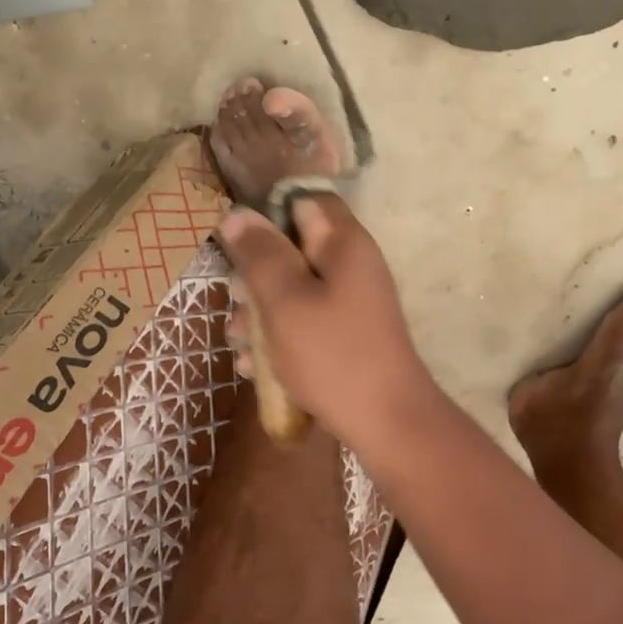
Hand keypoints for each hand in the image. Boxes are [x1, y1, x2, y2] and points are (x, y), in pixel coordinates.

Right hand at [217, 194, 433, 439]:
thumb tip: (237, 213)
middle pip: (293, 248)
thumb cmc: (333, 355)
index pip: (304, 200)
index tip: (237, 241)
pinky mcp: (346, 333)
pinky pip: (305, 320)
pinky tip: (254, 368)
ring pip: (293, 289)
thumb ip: (260, 255)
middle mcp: (351, 264)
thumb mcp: (285, 301)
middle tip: (236, 301)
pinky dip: (280, 338)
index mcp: (344, 242)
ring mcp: (351, 301)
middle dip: (257, 275)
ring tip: (240, 343)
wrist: (386, 423)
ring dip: (261, 312)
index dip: (268, 212)